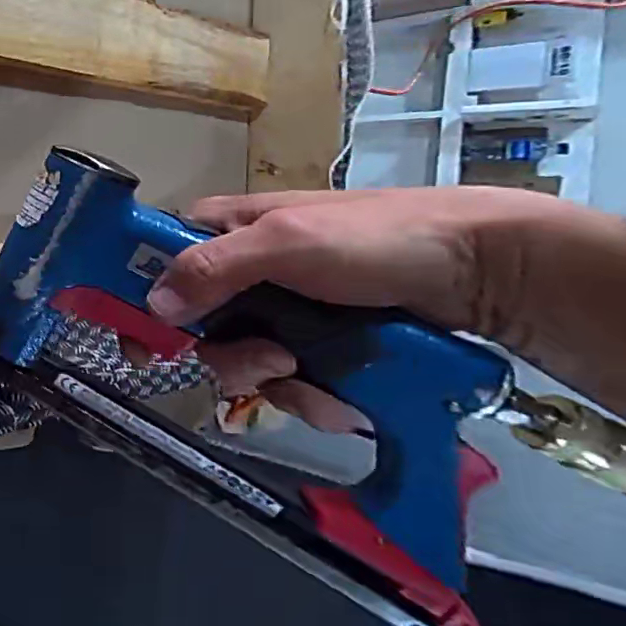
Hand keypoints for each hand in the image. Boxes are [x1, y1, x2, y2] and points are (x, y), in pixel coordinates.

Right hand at [146, 187, 574, 431]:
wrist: (488, 269)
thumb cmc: (377, 238)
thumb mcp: (285, 242)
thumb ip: (211, 268)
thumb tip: (151, 306)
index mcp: (221, 230)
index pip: (153, 259)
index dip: (137, 296)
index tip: (139, 341)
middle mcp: (240, 270)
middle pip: (194, 323)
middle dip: (224, 353)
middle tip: (264, 359)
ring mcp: (280, 310)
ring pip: (239, 358)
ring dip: (270, 379)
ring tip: (309, 373)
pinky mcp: (317, 345)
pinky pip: (285, 382)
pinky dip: (308, 395)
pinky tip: (339, 393)